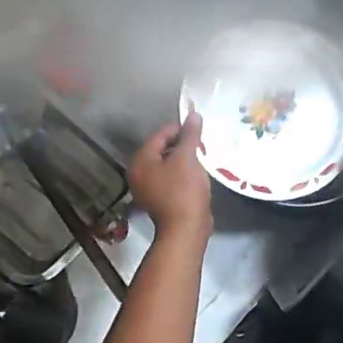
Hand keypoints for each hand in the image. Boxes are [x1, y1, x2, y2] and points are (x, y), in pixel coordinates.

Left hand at [129, 112, 212, 239]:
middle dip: (182, 143)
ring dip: (183, 158)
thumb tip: (193, 115)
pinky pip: (171, 176)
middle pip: (161, 148)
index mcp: (141, 160)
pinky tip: (197, 173)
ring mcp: (148, 187)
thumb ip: (190, 135)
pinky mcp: (160, 197)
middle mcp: (139, 172)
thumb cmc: (184, 189)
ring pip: (167, 163)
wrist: (185, 227)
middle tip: (203, 143)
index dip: (180, 128)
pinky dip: (183, 171)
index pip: (160, 134)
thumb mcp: (187, 158)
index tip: (200, 129)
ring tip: (203, 156)